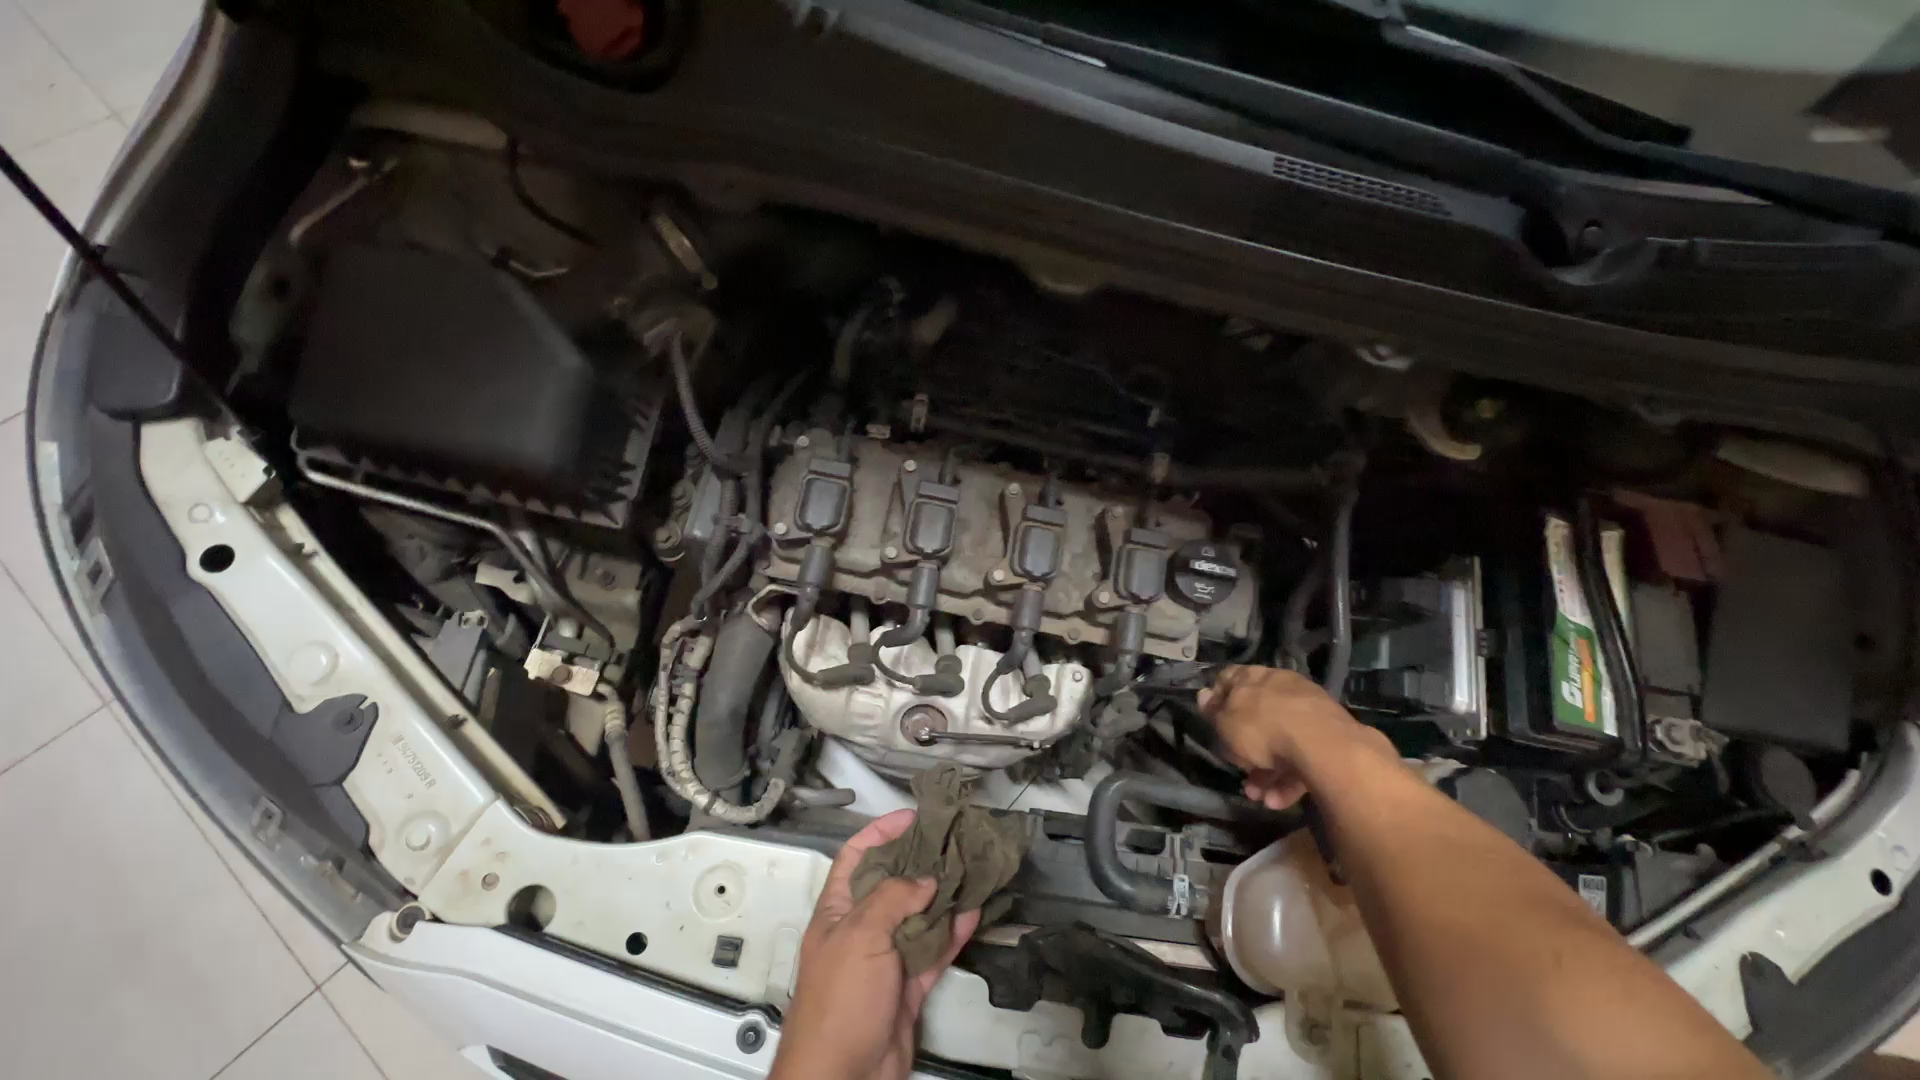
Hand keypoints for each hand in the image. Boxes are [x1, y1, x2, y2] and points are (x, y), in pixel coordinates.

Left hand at [771, 809, 981, 1079]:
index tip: (913, 817)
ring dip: (943, 895)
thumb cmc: (838, 1001)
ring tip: (970, 869)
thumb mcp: (859, 936)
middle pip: (894, 884)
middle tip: (953, 840)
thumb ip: (892, 898)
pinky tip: (973, 913)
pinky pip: (934, 952)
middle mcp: (862, 929)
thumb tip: (924, 879)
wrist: (844, 1075)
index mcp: (838, 910)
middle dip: (921, 862)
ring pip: (919, 916)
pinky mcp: (908, 986)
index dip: (881, 833)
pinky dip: (953, 933)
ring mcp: (886, 958)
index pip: (857, 857)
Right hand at [1199, 665, 1393, 808]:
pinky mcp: (1329, 738)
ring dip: (1266, 772)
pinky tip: (1277, 801)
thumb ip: (1213, 711)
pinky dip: (1288, 779)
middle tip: (1238, 769)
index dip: (1218, 698)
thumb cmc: (1262, 728)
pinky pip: (1302, 758)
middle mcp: (1283, 689)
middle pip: (1257, 716)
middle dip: (1245, 748)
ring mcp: (1308, 712)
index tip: (1212, 720)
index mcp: (1255, 678)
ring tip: (1258, 796)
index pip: (1229, 678)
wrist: (1322, 745)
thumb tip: (1204, 695)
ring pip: (1281, 742)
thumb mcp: (1226, 722)